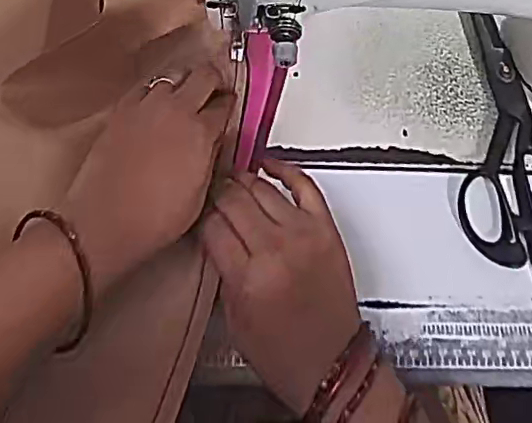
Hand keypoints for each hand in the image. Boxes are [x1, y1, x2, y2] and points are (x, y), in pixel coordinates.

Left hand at [62, 24, 235, 295]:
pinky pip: (145, 87)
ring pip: (174, 75)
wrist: (103, 221)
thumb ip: (210, 158)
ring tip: (182, 100)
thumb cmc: (153, 219)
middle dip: (214, 81)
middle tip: (213, 92)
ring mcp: (147, 105)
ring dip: (183, 84)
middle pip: (205, 74)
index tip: (228, 109)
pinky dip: (154, 91)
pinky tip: (153, 106)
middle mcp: (177, 110)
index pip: (225, 104)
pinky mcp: (123, 108)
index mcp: (200, 132)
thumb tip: (213, 140)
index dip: (229, 105)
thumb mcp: (198, 196)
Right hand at [200, 160, 362, 413]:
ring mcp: (303, 234)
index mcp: (248, 280)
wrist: (333, 366)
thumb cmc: (285, 354)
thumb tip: (212, 231)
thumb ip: (222, 272)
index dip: (201, 215)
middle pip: (234, 199)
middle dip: (218, 194)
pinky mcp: (325, 227)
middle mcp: (276, 250)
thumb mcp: (235, 321)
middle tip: (212, 194)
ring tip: (233, 182)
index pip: (213, 225)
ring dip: (243, 181)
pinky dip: (283, 169)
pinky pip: (302, 183)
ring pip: (262, 186)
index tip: (198, 212)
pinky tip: (267, 165)